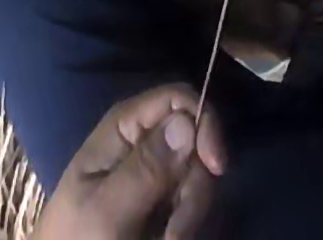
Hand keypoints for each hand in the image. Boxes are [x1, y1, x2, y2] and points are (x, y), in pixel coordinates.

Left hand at [32, 84, 226, 239]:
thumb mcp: (105, 212)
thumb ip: (145, 168)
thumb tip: (187, 119)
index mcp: (124, 125)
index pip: (177, 97)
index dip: (204, 121)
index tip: (216, 166)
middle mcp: (144, 138)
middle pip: (195, 141)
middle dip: (194, 186)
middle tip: (175, 233)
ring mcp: (155, 168)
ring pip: (198, 175)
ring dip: (190, 215)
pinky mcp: (163, 197)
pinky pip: (192, 201)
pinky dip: (186, 225)